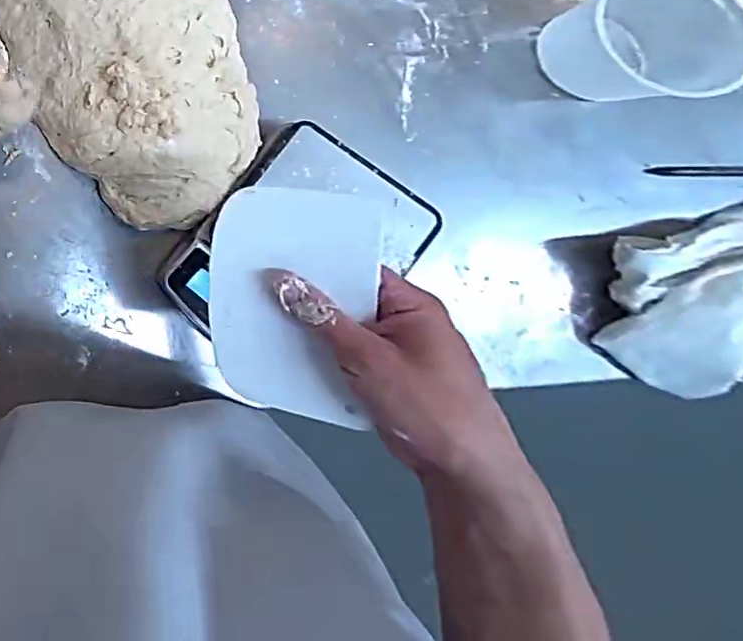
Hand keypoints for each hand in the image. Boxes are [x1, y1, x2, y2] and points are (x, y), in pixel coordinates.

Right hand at [281, 267, 531, 490]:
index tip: (282, 266)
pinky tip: (305, 361)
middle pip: (350, 300)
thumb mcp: (369, 359)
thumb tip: (290, 285)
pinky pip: (352, 356)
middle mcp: (408, 322)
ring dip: (321, 334)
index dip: (320, 265)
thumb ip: (324, 319)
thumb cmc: (438, 413)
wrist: (468, 476)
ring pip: (348, 331)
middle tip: (274, 296)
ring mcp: (399, 351)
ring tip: (282, 326)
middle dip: (315, 302)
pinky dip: (331, 359)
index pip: (359, 270)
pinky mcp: (391, 377)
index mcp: (413, 304)